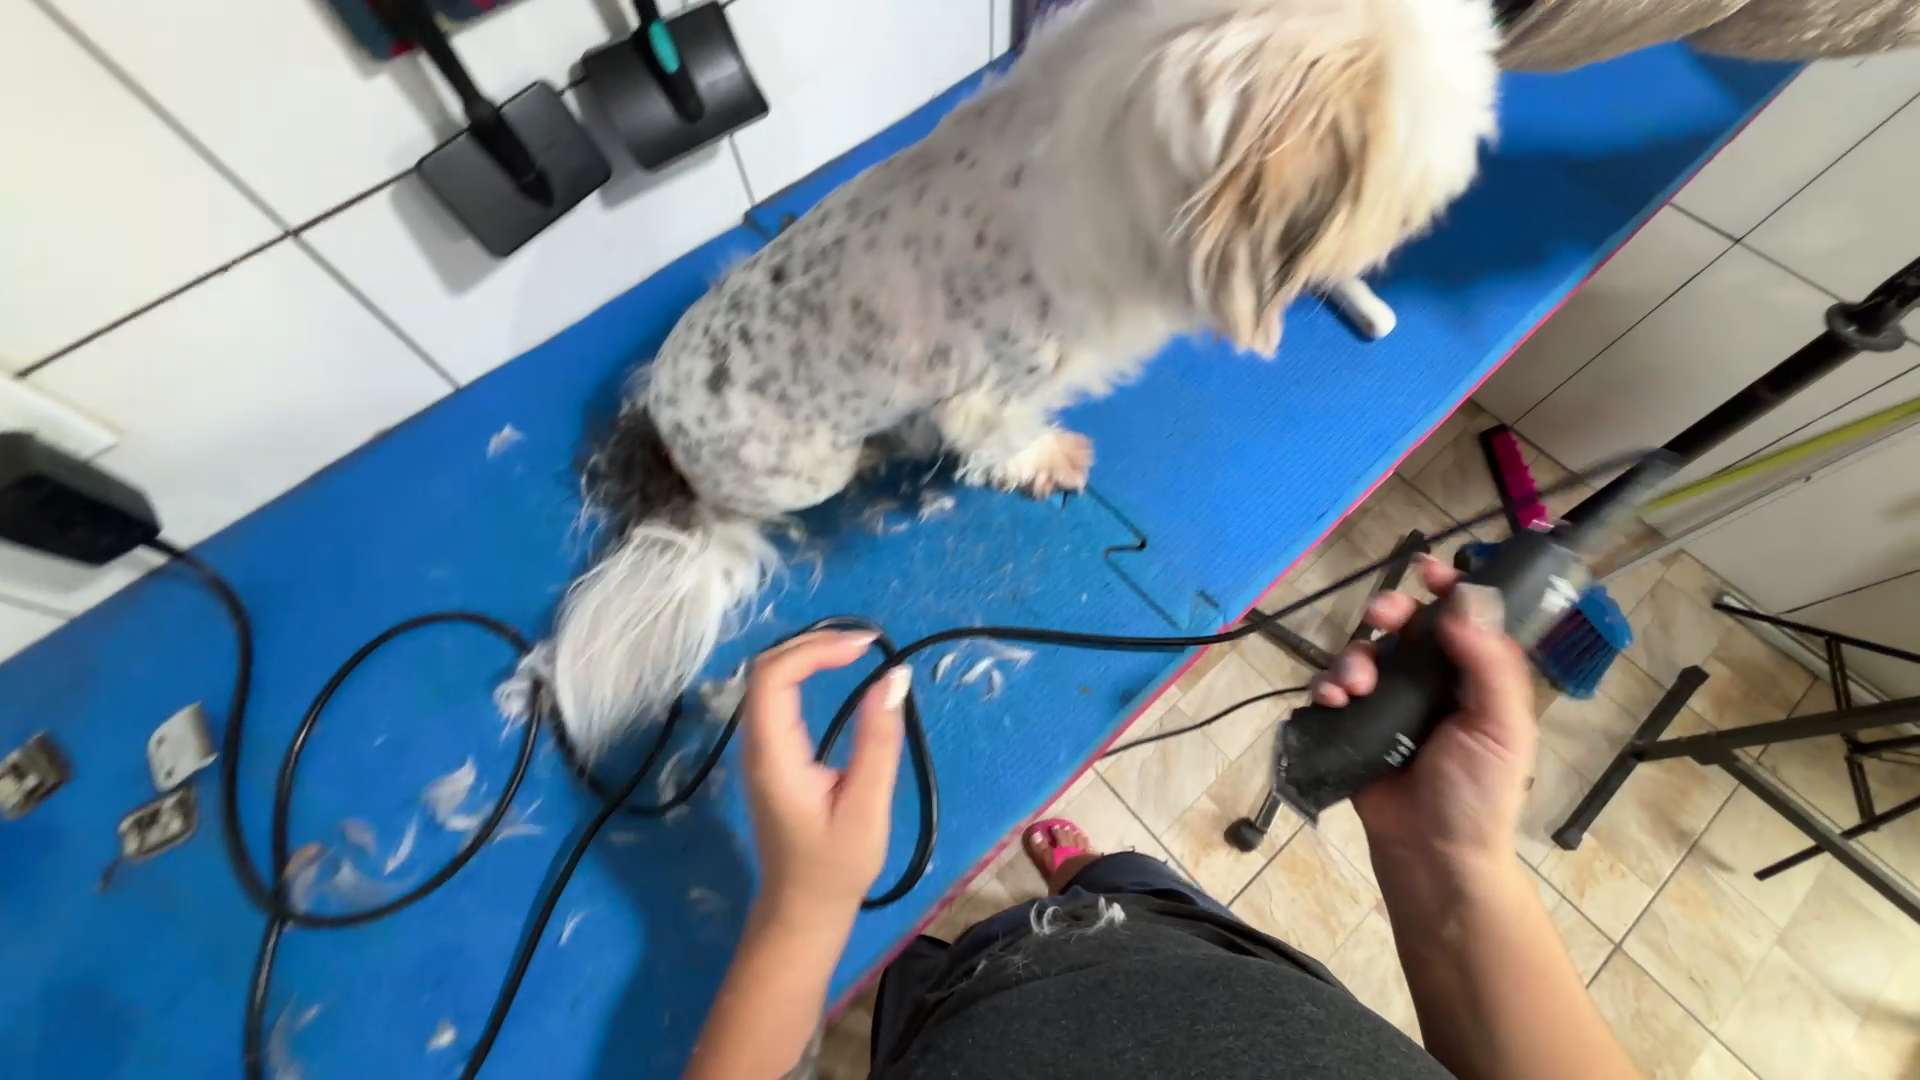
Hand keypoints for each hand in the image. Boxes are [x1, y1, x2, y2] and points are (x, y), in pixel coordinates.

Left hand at [741, 630, 908, 927]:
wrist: (802, 909)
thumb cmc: (836, 866)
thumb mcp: (867, 806)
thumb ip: (878, 740)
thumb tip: (894, 677)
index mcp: (774, 757)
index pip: (774, 677)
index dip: (815, 649)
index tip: (865, 647)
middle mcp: (756, 745)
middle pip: (766, 668)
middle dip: (813, 643)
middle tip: (864, 644)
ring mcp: (759, 748)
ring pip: (769, 678)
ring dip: (808, 653)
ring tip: (855, 651)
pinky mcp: (770, 752)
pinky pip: (777, 694)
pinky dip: (805, 671)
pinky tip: (835, 671)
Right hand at [1308, 556, 1536, 871]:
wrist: (1430, 849)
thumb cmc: (1477, 792)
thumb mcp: (1500, 727)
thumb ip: (1488, 664)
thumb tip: (1463, 601)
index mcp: (1472, 678)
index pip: (1461, 620)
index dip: (1446, 589)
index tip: (1426, 570)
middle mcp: (1429, 681)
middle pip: (1404, 627)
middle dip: (1388, 612)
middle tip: (1379, 617)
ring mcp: (1387, 701)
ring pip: (1362, 653)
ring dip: (1353, 658)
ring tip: (1353, 686)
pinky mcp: (1351, 721)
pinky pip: (1331, 687)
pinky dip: (1326, 685)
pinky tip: (1332, 700)